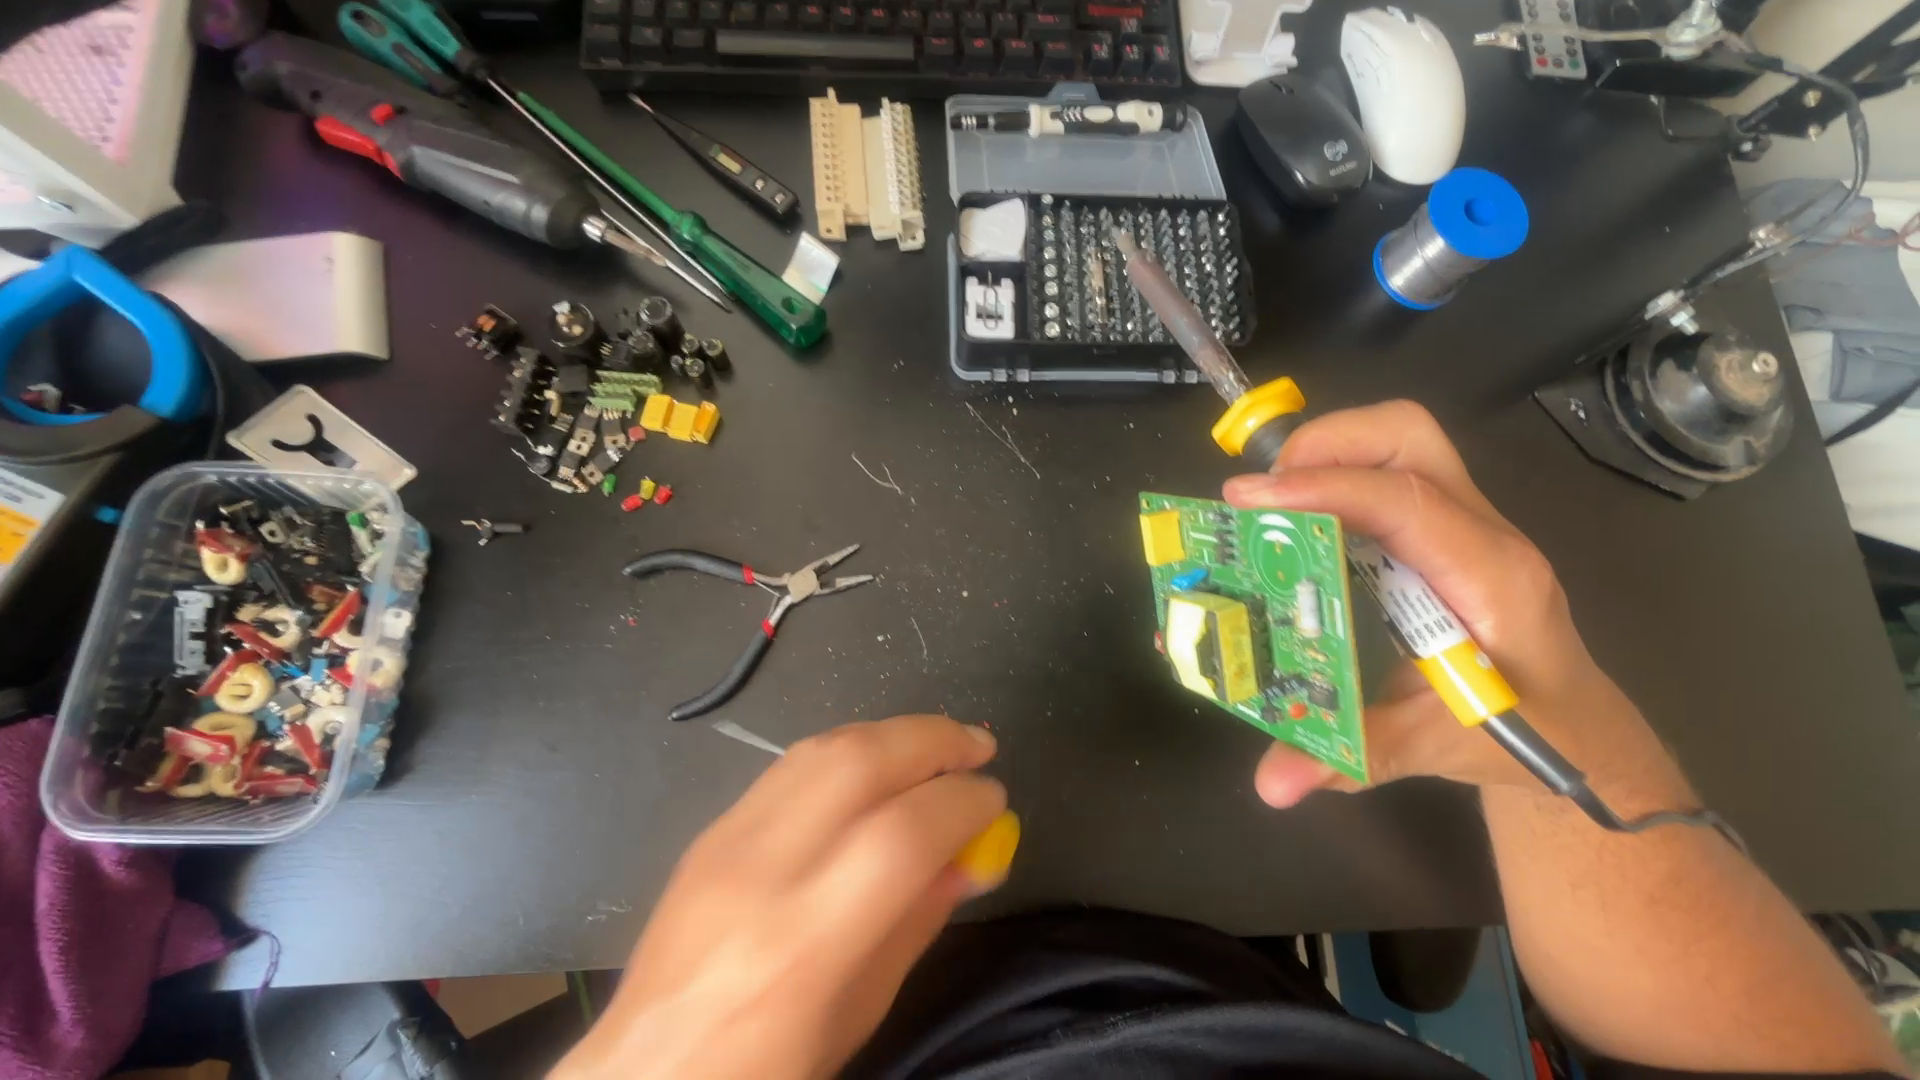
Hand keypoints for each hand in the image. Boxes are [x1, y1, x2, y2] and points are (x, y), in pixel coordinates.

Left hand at [551, 716, 1011, 1079]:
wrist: (643, 1077)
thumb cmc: (765, 1068)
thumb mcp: (860, 1011)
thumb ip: (917, 922)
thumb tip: (972, 855)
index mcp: (804, 942)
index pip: (902, 836)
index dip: (963, 804)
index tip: (996, 801)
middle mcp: (760, 873)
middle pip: (857, 763)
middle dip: (932, 740)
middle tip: (978, 747)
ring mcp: (725, 842)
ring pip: (820, 750)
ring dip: (891, 735)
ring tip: (937, 746)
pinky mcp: (708, 831)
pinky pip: (789, 768)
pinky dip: (847, 753)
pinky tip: (876, 766)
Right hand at [1223, 401, 1692, 813]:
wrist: (1577, 730)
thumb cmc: (1523, 736)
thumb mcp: (1432, 749)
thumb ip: (1351, 758)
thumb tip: (1270, 783)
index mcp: (1489, 577)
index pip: (1406, 502)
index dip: (1324, 488)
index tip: (1246, 499)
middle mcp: (1481, 533)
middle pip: (1410, 436)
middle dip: (1325, 444)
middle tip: (1261, 492)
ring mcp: (1465, 523)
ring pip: (1400, 443)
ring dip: (1326, 453)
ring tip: (1267, 502)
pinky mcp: (1443, 530)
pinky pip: (1386, 474)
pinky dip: (1333, 477)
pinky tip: (1295, 522)